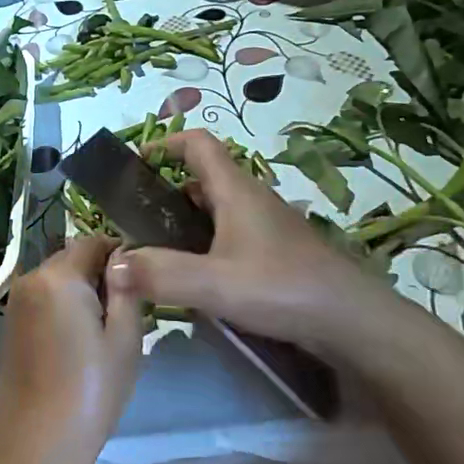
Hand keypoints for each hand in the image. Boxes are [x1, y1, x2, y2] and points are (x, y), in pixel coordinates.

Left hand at [0, 236, 144, 463]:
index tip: (144, 283)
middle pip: (74, 257)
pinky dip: (66, 308)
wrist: (31, 453)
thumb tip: (125, 257)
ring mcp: (17, 303)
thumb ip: (127, 289)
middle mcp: (31, 278)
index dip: (123, 255)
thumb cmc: (88, 394)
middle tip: (130, 312)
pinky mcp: (11, 326)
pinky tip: (82, 345)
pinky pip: (46, 300)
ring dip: (84, 292)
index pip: (95, 240)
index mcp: (58, 276)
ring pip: (60, 280)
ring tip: (107, 332)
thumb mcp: (125, 340)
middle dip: (102, 274)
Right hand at [109, 130, 381, 351]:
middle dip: (166, 191)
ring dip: (184, 221)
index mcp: (235, 190)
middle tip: (136, 221)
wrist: (349, 320)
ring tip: (156, 251)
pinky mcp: (273, 251)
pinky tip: (195, 277)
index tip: (135, 165)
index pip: (198, 143)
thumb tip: (114, 265)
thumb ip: (162, 274)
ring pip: (215, 209)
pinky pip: (228, 234)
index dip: (165, 143)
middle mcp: (249, 198)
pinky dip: (205, 243)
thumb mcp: (215, 283)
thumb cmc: (282, 287)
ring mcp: (264, 225)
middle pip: (202, 177)